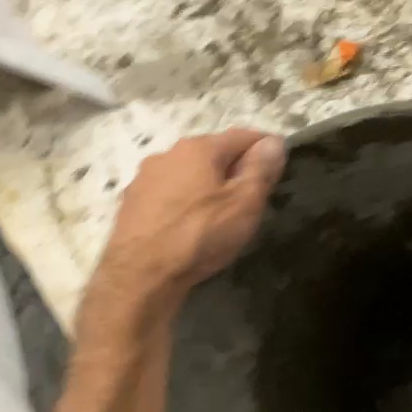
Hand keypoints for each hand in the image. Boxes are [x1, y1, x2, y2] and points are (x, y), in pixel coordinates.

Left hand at [90, 129, 285, 315]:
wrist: (139, 276)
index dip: (266, 148)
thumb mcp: (244, 203)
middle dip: (235, 167)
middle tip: (253, 195)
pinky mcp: (131, 203)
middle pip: (213, 152)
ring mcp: (145, 178)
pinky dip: (185, 200)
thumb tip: (273, 142)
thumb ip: (261, 169)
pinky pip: (169, 192)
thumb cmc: (200, 234)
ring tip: (221, 212)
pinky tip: (192, 224)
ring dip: (208, 183)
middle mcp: (168, 154)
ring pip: (189, 172)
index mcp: (199, 149)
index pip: (243, 135)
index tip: (280, 167)